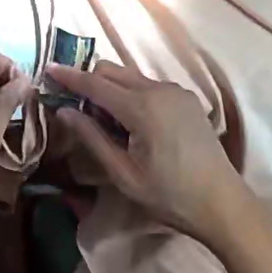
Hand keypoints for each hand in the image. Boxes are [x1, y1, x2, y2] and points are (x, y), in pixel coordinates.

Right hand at [46, 61, 252, 244]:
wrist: (223, 203)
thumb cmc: (170, 195)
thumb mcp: (124, 175)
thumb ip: (93, 138)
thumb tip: (65, 111)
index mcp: (141, 107)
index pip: (95, 83)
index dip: (70, 76)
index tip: (48, 69)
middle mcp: (158, 88)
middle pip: (112, 71)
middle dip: (90, 82)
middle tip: (77, 108)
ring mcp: (174, 90)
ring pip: (130, 76)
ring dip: (112, 89)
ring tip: (107, 124)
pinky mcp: (186, 97)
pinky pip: (148, 85)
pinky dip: (132, 94)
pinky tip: (135, 125)